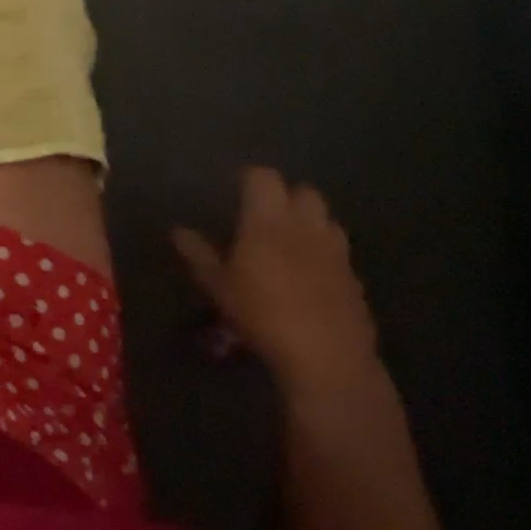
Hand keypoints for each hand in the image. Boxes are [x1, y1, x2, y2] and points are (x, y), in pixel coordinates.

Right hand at [172, 167, 383, 393]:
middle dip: (285, 194)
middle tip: (261, 210)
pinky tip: (306, 268)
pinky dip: (321, 247)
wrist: (325, 353)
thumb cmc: (260, 313)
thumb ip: (198, 253)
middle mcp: (305, 226)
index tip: (233, 184)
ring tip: (286, 236)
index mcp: (268, 222)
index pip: (264, 178)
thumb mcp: (216, 285)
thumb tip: (177, 230)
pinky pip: (336, 247)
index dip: (250, 176)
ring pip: (325, 217)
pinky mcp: (352, 273)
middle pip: (303, 191)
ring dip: (307, 218)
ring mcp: (335, 249)